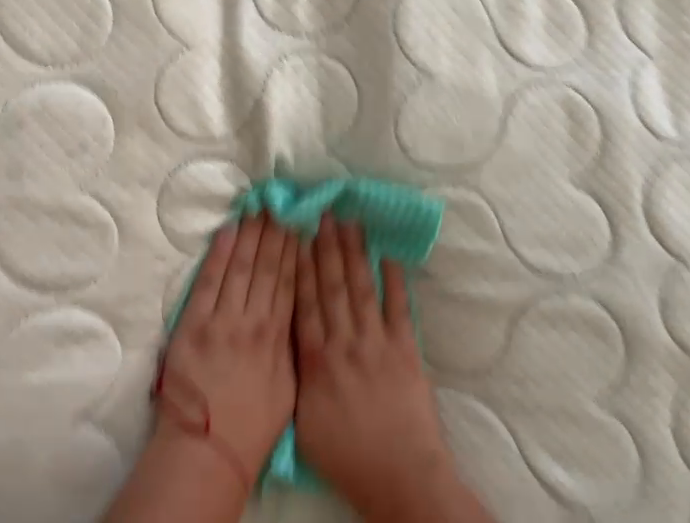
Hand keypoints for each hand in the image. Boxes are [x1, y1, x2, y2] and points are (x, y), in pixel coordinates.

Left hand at [154, 211, 297, 488]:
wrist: (209, 450)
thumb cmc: (252, 426)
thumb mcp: (289, 388)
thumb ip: (293, 347)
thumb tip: (300, 314)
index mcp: (280, 339)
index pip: (289, 285)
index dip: (295, 253)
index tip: (300, 227)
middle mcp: (254, 324)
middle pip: (267, 270)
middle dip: (274, 235)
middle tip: (280, 207)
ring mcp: (222, 322)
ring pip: (240, 268)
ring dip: (250, 236)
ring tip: (258, 210)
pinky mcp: (193, 325)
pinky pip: (208, 282)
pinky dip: (218, 254)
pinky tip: (227, 232)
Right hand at [295, 215, 492, 522]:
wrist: (399, 477)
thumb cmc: (346, 457)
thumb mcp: (302, 422)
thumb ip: (294, 377)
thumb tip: (283, 343)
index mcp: (313, 360)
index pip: (302, 302)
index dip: (298, 266)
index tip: (294, 235)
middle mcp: (343, 343)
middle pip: (330, 286)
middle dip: (324, 247)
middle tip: (320, 213)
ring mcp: (376, 344)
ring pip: (360, 288)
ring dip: (354, 253)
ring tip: (348, 222)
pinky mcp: (406, 351)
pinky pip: (398, 308)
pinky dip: (394, 280)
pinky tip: (388, 255)